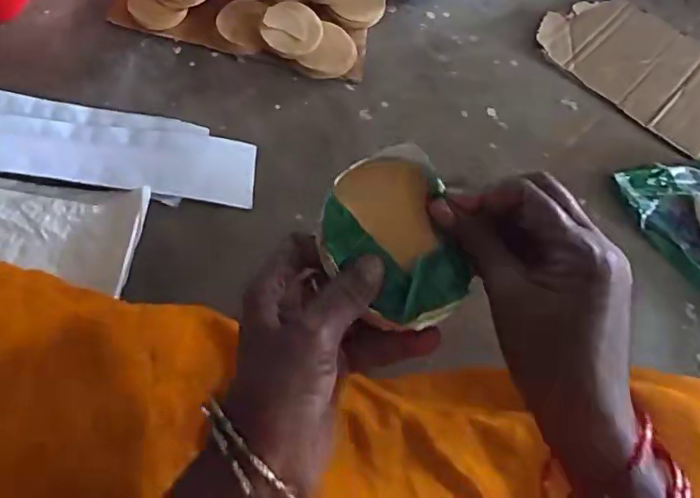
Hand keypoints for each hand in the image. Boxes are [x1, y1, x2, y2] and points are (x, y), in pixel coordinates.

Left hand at [219, 236, 441, 493]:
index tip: (365, 239)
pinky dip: (391, 343)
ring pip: (353, 314)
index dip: (328, 243)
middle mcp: (291, 308)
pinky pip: (364, 345)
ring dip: (386, 311)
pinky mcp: (334, 367)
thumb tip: (375, 259)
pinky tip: (426, 339)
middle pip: (331, 280)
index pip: (298, 249)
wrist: (274, 460)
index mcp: (272, 291)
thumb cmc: (284, 383)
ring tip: (426, 299)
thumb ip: (345, 295)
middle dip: (366, 275)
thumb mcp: (313, 333)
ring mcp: (314, 338)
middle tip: (405, 262)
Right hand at [430, 175, 640, 485]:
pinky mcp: (598, 275)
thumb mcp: (505, 292)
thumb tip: (439, 205)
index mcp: (583, 247)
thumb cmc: (544, 358)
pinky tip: (500, 250)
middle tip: (467, 217)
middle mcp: (601, 243)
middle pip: (545, 193)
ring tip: (478, 234)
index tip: (454, 210)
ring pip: (552, 212)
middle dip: (502, 199)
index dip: (487, 195)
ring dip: (514, 216)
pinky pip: (559, 236)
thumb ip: (476, 241)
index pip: (529, 193)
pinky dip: (528, 235)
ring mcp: (603, 259)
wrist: (588, 418)